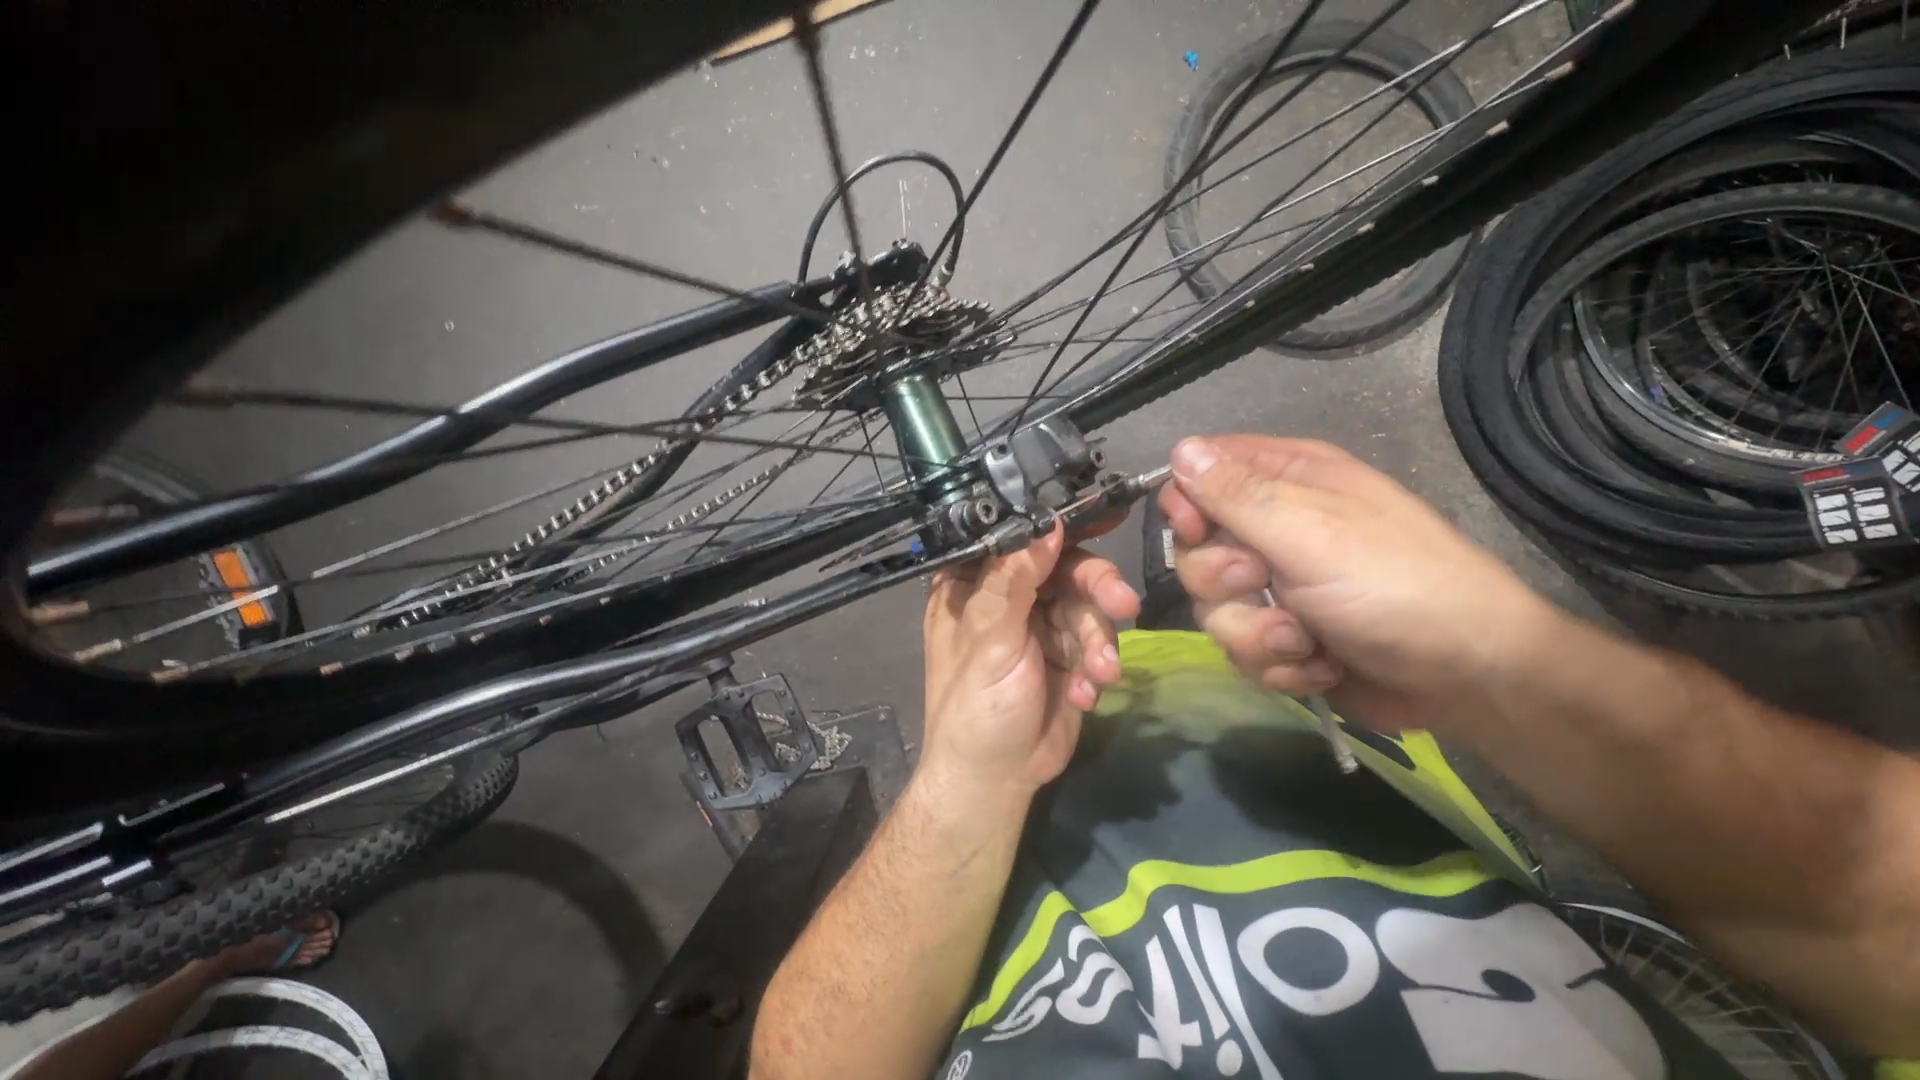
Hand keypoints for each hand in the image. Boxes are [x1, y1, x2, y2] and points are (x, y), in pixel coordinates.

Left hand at [921, 523, 1139, 798]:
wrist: (996, 779)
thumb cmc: (975, 705)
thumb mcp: (990, 637)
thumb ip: (1017, 579)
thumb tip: (1048, 524)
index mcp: (972, 584)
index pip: (1017, 538)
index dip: (1059, 527)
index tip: (1105, 515)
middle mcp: (1006, 597)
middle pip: (1065, 568)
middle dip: (1097, 588)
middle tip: (1124, 603)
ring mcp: (1039, 625)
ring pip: (1087, 606)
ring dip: (1099, 639)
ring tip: (1100, 672)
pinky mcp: (1066, 655)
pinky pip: (1095, 641)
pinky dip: (1096, 665)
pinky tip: (1086, 694)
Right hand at [1158, 435, 1561, 732]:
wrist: (1468, 675)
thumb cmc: (1395, 585)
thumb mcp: (1311, 531)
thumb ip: (1237, 495)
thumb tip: (1180, 450)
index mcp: (1288, 481)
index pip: (1201, 475)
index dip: (1186, 504)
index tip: (1195, 531)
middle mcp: (1276, 530)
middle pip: (1196, 550)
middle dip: (1223, 581)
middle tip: (1263, 585)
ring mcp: (1279, 589)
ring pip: (1214, 609)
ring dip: (1256, 635)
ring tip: (1305, 642)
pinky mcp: (1285, 640)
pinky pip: (1243, 651)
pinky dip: (1279, 665)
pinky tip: (1320, 667)